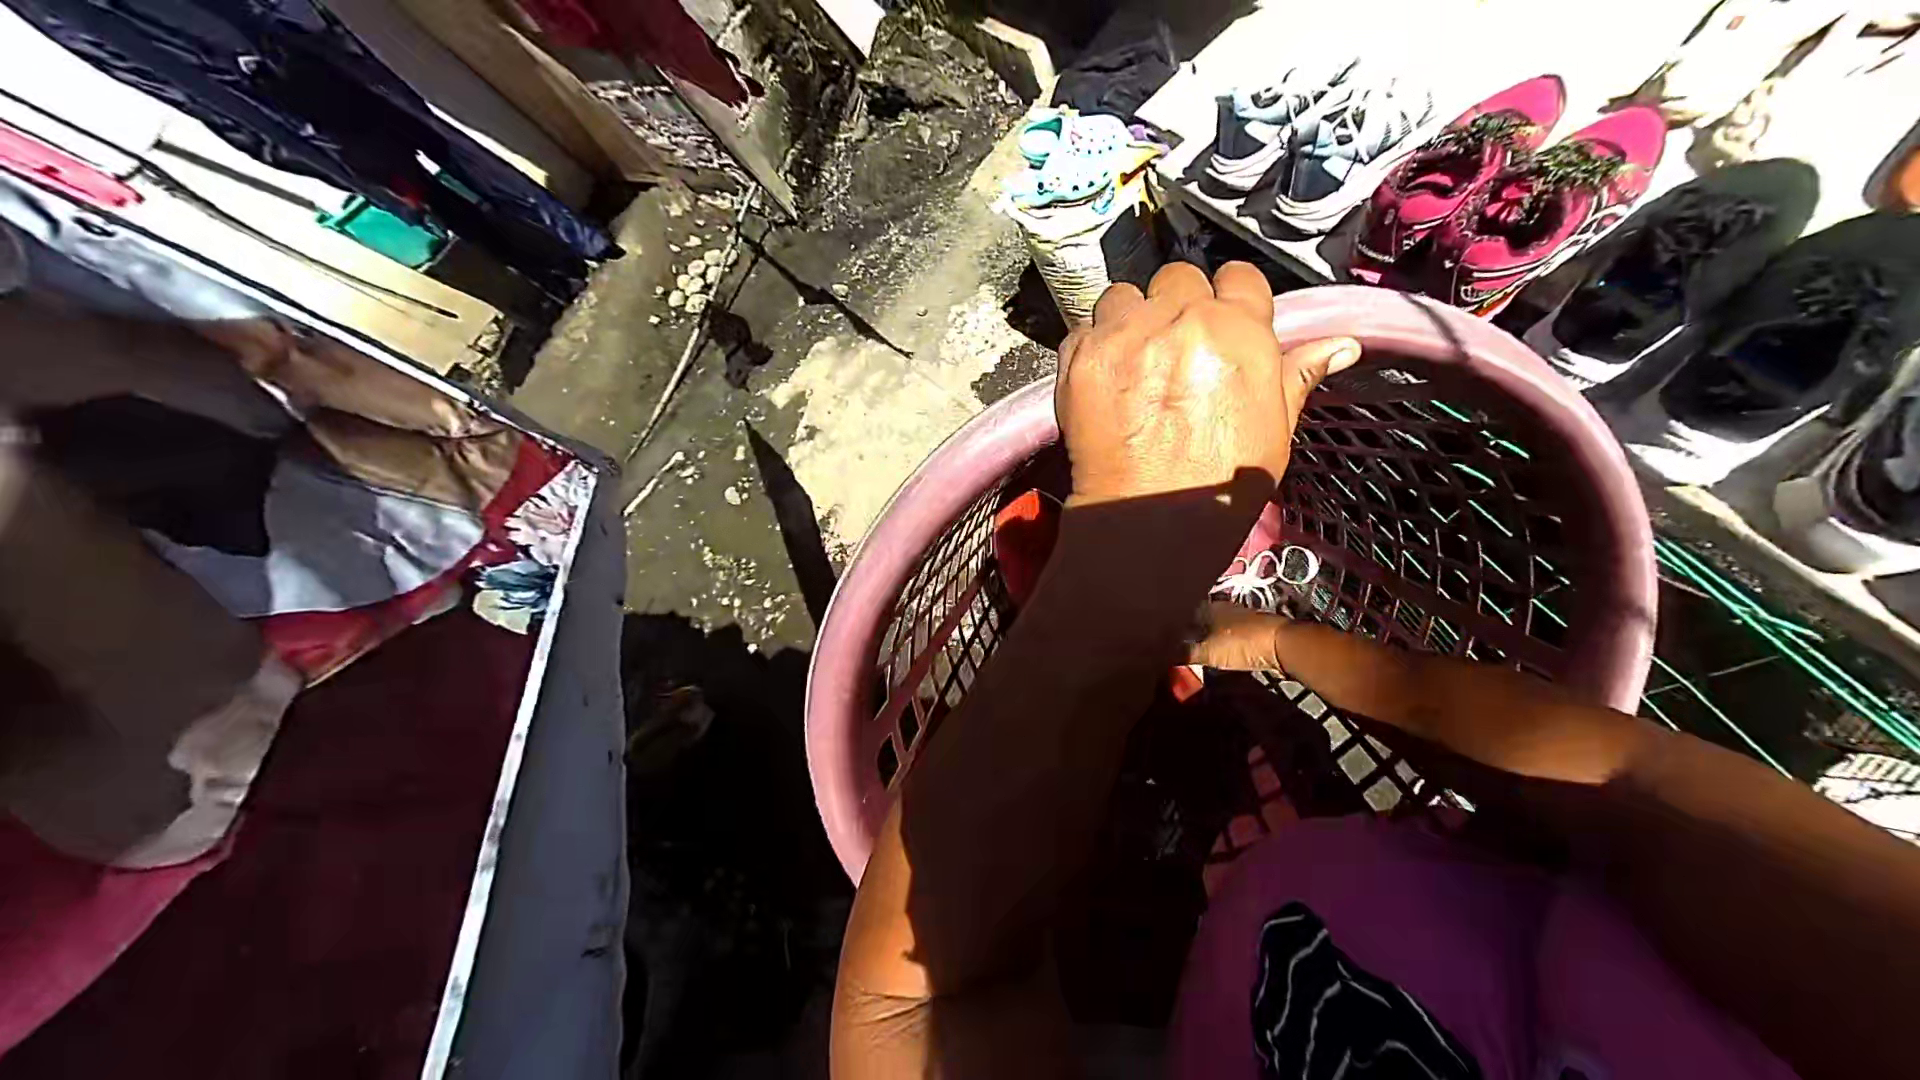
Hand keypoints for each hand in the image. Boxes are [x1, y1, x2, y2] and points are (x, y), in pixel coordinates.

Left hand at [1055, 261, 1359, 505]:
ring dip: (1128, 318)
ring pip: (1125, 296)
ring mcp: (1126, 335)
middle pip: (1177, 278)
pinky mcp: (1082, 357)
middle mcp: (1181, 320)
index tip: (1217, 318)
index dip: (1227, 297)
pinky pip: (1084, 327)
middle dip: (1175, 305)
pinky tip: (1104, 379)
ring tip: (1132, 361)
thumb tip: (1338, 346)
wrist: (1148, 517)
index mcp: (1238, 330)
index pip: (1237, 275)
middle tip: (1170, 347)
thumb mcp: (1273, 430)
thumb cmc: (1214, 482)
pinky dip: (1091, 345)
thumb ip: (1296, 376)